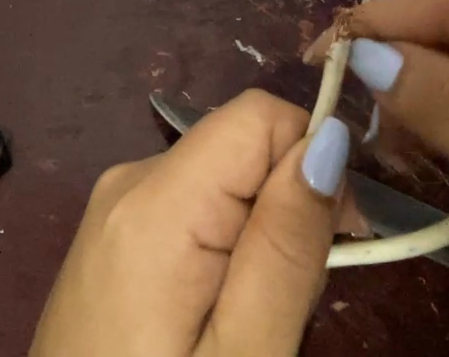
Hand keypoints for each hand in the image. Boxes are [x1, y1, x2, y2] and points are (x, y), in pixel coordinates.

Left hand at [30, 89, 349, 356]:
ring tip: (243, 325)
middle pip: (243, 149)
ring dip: (259, 236)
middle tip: (280, 310)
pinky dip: (226, 248)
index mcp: (155, 200)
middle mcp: (129, 181)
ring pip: (226, 180)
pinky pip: (195, 208)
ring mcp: (115, 208)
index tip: (334, 241)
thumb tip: (330, 135)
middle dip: (286, 211)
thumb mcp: (245, 353)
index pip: (258, 115)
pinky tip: (213, 317)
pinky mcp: (114, 236)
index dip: (310, 162)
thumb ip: (286, 242)